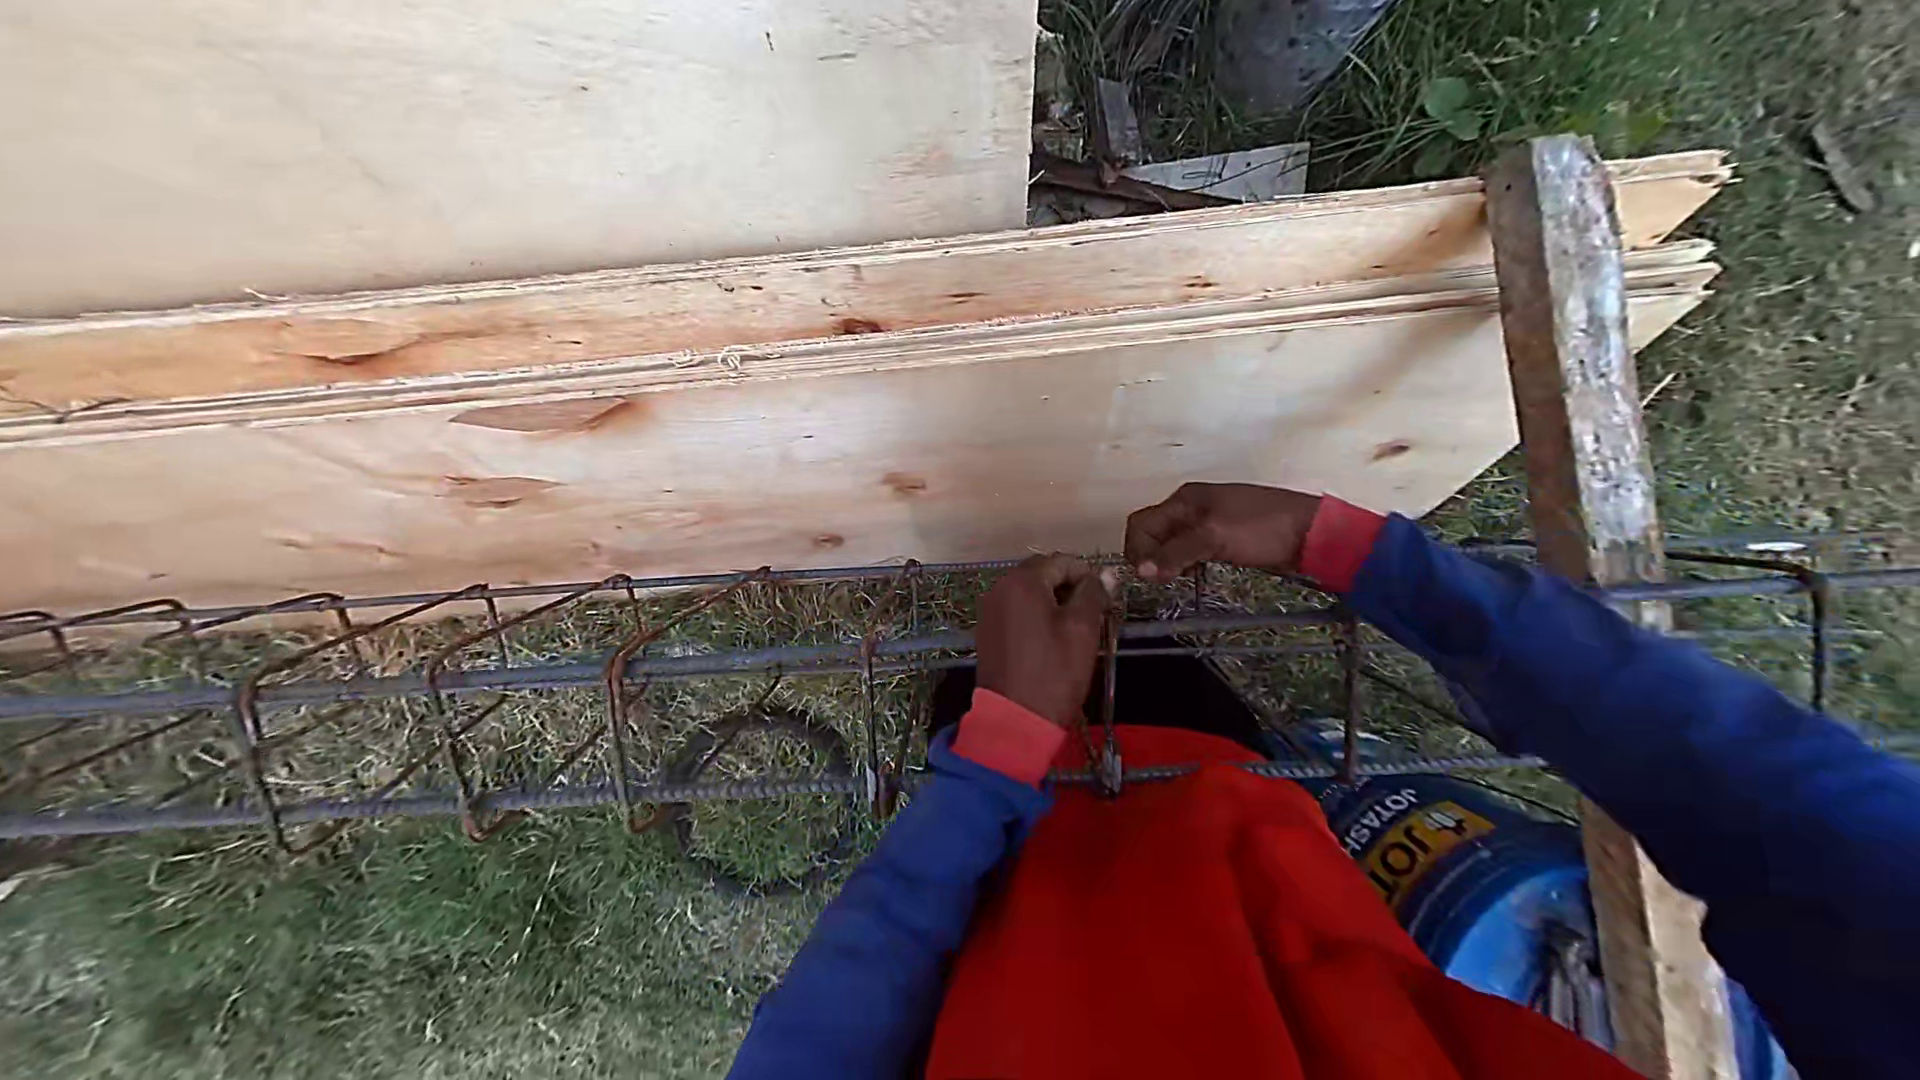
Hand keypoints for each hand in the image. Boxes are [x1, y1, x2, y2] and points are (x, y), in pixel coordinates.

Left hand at [975, 554, 1114, 726]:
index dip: (1087, 574)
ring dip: (1053, 601)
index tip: (1105, 598)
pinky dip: (1036, 615)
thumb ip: (1094, 594)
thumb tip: (1105, 574)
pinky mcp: (987, 630)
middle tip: (1092, 613)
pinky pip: (1016, 609)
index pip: (1061, 561)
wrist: (1015, 720)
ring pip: (1029, 592)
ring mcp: (990, 609)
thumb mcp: (1082, 630)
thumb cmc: (1054, 672)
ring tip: (1075, 628)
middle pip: (1042, 573)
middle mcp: (999, 588)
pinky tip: (1052, 638)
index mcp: (1021, 582)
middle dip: (1069, 586)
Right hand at [1125, 483, 1321, 582]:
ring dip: (1167, 562)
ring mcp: (1206, 522)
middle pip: (1152, 533)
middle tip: (1164, 579)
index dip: (1138, 550)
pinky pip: (1188, 550)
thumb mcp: (1213, 538)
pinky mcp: (1220, 538)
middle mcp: (1189, 508)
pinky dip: (1184, 563)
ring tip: (1180, 578)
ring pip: (1169, 544)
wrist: (1312, 533)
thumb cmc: (1261, 529)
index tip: (1150, 576)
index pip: (1141, 524)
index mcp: (1184, 500)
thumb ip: (1174, 553)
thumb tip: (1140, 571)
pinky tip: (1195, 574)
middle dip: (1150, 556)